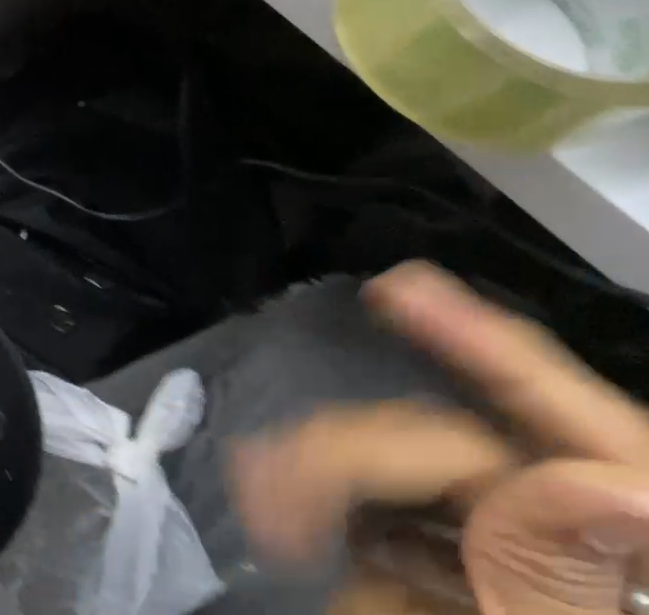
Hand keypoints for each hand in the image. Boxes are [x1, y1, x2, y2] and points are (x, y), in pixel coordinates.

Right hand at [231, 261, 648, 614]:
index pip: (597, 442)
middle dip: (353, 456)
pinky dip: (338, 530)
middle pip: (466, 461)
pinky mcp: (454, 595)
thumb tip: (595, 481)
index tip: (400, 292)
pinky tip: (296, 532)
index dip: (499, 357)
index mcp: (637, 561)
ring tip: (270, 513)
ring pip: (417, 494)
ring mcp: (512, 576)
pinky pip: (393, 544)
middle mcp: (580, 557)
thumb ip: (572, 594)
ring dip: (331, 486)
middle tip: (266, 493)